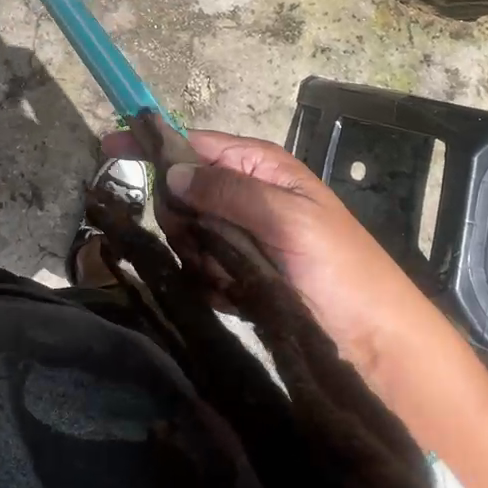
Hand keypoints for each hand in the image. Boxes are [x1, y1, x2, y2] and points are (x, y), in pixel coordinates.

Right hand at [101, 128, 438, 371]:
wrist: (378, 344)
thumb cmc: (343, 270)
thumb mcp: (290, 219)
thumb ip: (229, 190)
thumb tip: (171, 172)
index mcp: (259, 167)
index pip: (192, 142)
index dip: (151, 142)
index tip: (109, 147)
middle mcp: (244, 194)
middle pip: (179, 190)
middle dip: (182, 217)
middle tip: (207, 243)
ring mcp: (238, 235)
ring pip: (183, 232)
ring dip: (197, 256)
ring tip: (231, 277)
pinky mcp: (235, 272)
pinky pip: (196, 268)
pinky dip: (206, 282)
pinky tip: (231, 296)